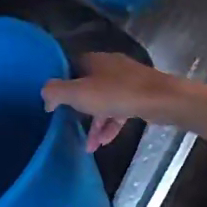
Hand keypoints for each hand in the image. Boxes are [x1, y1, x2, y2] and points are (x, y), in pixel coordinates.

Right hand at [42, 51, 195, 152]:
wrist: (160, 98)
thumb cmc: (117, 93)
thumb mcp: (79, 93)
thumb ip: (56, 92)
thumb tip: (46, 96)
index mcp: (96, 60)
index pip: (72, 67)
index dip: (60, 84)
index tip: (52, 103)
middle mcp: (111, 66)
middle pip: (88, 86)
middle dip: (79, 109)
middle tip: (68, 127)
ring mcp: (127, 80)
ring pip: (104, 101)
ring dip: (95, 124)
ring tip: (88, 146)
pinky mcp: (139, 94)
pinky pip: (119, 110)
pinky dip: (110, 125)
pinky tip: (104, 143)